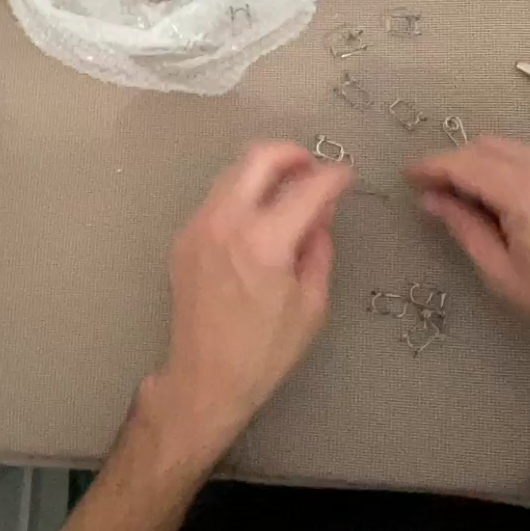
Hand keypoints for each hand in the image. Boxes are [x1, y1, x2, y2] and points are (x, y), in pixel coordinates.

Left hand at [146, 142, 351, 466]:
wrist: (204, 377)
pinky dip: (242, 192)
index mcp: (263, 242)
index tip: (346, 175)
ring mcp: (198, 226)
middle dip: (292, 153)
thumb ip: (318, 247)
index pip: (305, 188)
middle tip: (313, 168)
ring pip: (232, 172)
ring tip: (288, 189)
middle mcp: (225, 222)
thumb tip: (321, 212)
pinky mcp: (183, 237)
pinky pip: (217, 197)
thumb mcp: (311, 303)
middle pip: (258, 157)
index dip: (332, 176)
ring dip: (264, 170)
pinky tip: (258, 215)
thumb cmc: (265, 350)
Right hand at [405, 137, 529, 373]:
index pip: (464, 163)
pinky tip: (509, 200)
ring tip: (469, 199)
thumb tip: (430, 199)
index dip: (430, 166)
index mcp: (527, 190)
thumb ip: (463, 227)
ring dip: (484, 164)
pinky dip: (513, 168)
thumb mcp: (502, 274)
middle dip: (455, 162)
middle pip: (487, 146)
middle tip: (433, 192)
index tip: (406, 177)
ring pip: (514, 149)